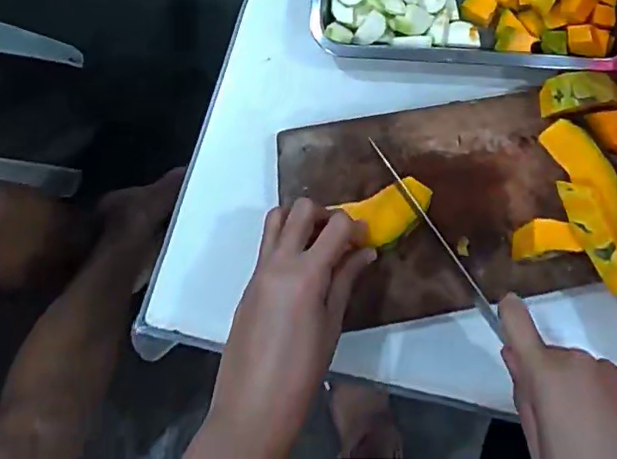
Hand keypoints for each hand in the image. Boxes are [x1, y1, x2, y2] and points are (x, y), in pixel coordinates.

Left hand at [188, 200, 374, 458]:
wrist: (251, 408)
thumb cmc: (300, 374)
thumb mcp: (331, 326)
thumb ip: (346, 280)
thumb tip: (365, 252)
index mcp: (305, 274)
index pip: (336, 225)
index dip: (356, 226)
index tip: (367, 239)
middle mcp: (279, 261)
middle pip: (303, 209)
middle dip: (327, 214)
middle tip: (341, 238)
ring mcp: (260, 269)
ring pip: (278, 217)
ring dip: (300, 219)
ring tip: (318, 244)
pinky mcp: (249, 281)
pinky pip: (268, 243)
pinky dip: (286, 239)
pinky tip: (302, 268)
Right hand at [498, 294, 616, 458]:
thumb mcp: (541, 449)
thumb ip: (524, 400)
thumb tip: (513, 358)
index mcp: (548, 373)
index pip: (517, 320)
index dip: (509, 314)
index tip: (506, 313)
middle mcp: (580, 361)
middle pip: (554, 360)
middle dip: (553, 383)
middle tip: (561, 426)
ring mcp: (613, 373)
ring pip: (584, 374)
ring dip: (583, 395)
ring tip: (595, 440)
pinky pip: (611, 388)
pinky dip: (609, 405)